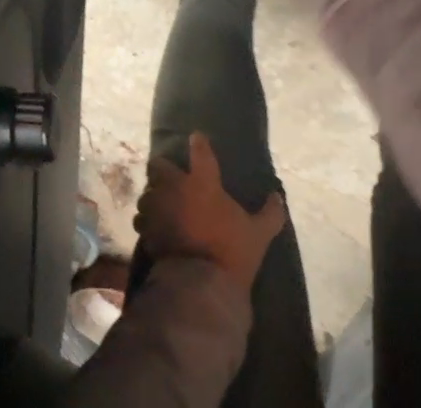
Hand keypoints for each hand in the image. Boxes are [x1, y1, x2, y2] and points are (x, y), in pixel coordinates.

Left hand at [135, 133, 286, 289]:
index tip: (196, 138)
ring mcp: (157, 207)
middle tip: (172, 179)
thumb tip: (278, 197)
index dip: (198, 143)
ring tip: (162, 206)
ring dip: (153, 197)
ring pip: (147, 192)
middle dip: (162, 169)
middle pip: (158, 166)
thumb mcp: (259, 233)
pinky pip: (141, 217)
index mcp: (203, 183)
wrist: (201, 281)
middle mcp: (175, 188)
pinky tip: (155, 226)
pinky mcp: (145, 227)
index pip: (200, 152)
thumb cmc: (232, 252)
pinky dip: (147, 220)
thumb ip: (270, 213)